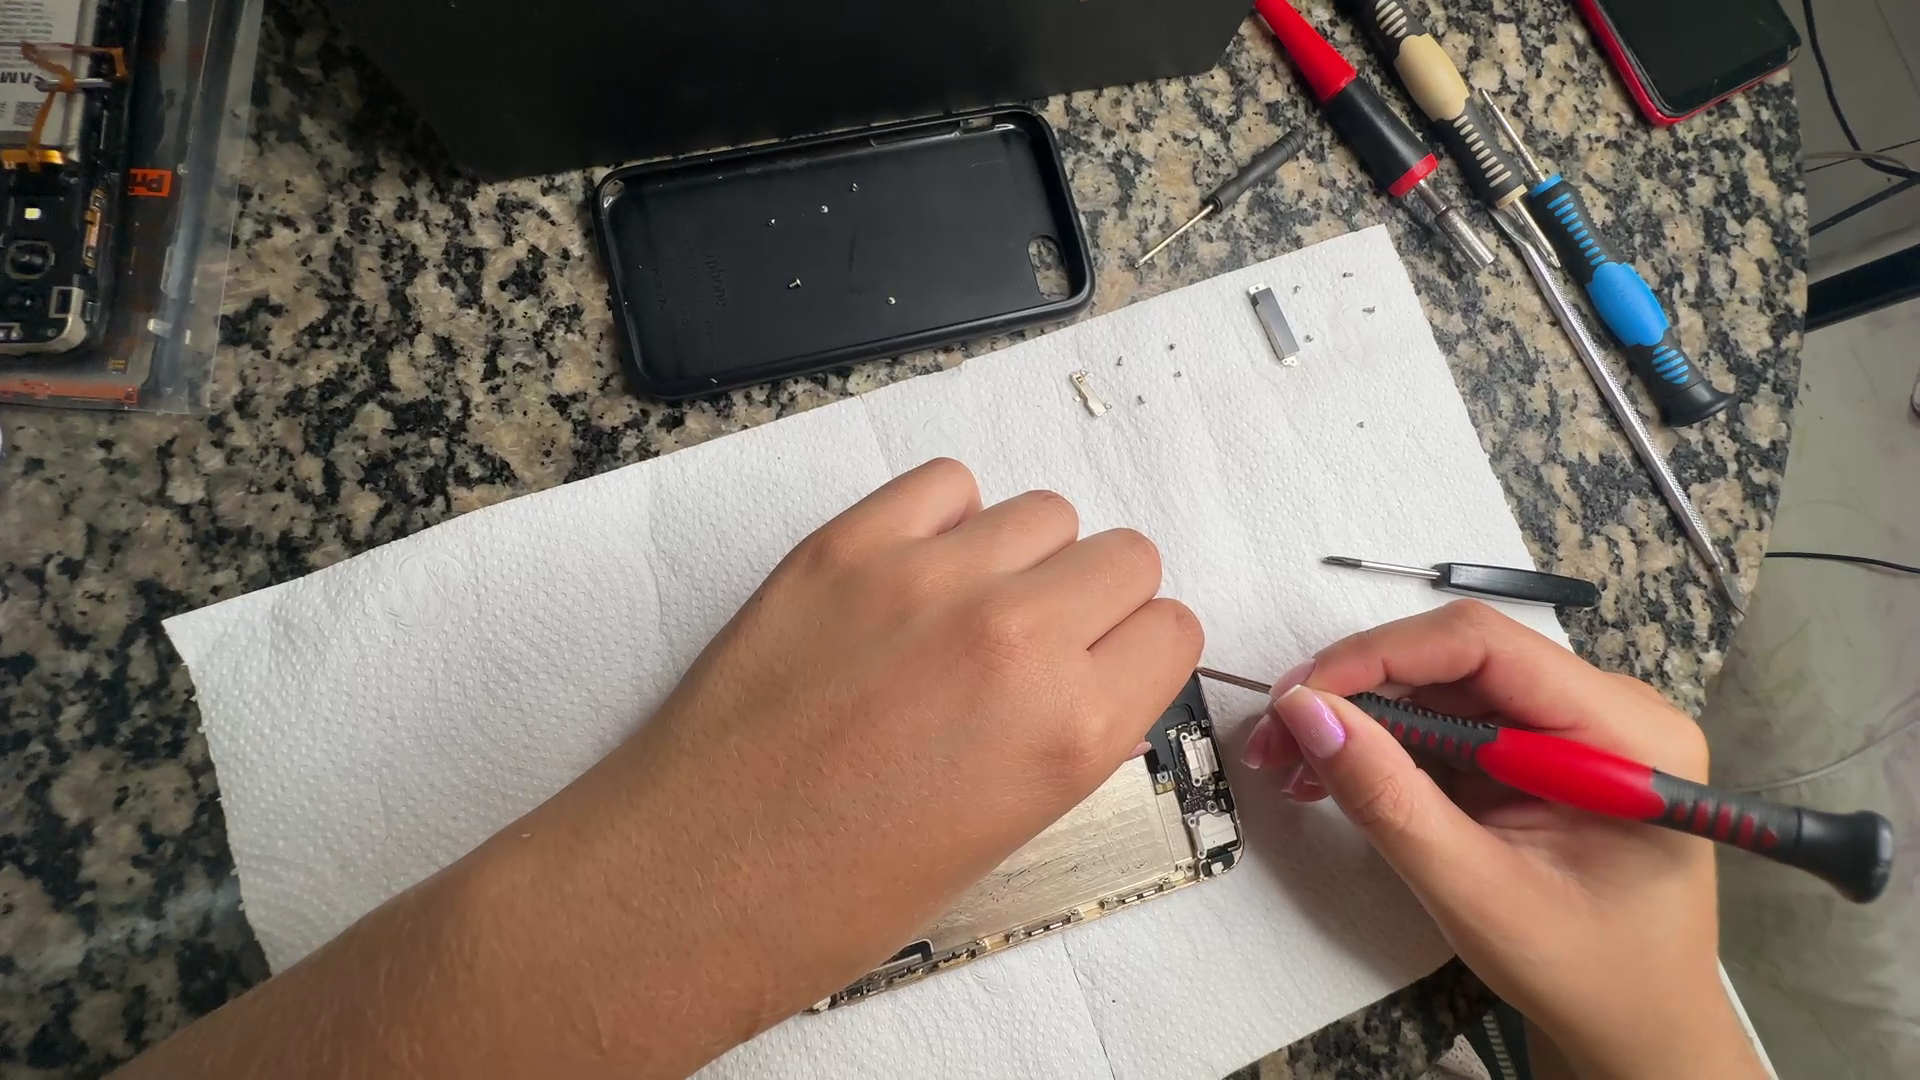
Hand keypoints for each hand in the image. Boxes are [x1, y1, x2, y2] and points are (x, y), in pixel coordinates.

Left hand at [456, 459, 1203, 1073]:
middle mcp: (1014, 637)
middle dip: (1097, 597)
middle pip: (1125, 553)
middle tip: (1039, 634)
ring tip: (969, 604)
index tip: (1110, 658)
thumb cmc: (843, 891)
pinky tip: (915, 570)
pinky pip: (946, 482)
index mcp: (1071, 732)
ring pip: (1045, 510)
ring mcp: (926, 577)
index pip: (1173, 629)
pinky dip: (948, 517)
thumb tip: (1093, 673)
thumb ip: (1070, 734)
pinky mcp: (845, 544)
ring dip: (1026, 556)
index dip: (1142, 648)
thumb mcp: (1003, 831)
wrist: (691, 879)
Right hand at [1241, 601, 1763, 1079]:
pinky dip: (1368, 740)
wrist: (1631, 1022)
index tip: (1298, 700)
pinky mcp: (1517, 738)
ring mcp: (1553, 718)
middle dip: (1347, 691)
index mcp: (1620, 732)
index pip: (1478, 645)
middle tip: (1275, 739)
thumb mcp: (1472, 891)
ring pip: (1422, 682)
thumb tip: (1300, 709)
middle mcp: (1593, 704)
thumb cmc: (1581, 972)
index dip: (1376, 656)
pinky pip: (1427, 713)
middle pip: (1441, 658)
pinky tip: (1326, 774)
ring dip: (1347, 716)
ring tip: (1289, 764)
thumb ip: (1385, 796)